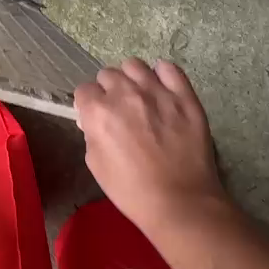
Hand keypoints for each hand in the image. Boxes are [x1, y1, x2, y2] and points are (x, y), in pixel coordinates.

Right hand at [75, 58, 233, 234]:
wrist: (181, 203)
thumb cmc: (131, 189)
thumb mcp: (94, 162)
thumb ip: (91, 132)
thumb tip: (95, 120)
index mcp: (98, 110)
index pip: (84, 90)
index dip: (89, 104)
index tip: (97, 117)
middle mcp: (124, 94)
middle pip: (108, 75)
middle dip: (109, 90)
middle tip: (120, 110)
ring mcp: (157, 93)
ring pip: (134, 65)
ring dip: (132, 78)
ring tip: (140, 96)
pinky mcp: (184, 98)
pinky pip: (169, 69)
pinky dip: (162, 74)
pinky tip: (162, 88)